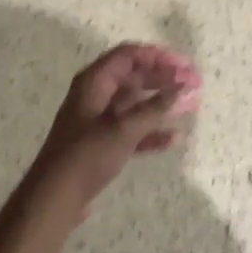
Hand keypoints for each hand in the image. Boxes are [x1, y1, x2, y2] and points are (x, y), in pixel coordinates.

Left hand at [28, 43, 201, 210]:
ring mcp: (98, 120)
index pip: (129, 55)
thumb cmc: (87, 155)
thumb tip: (184, 88)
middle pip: (133, 77)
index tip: (185, 68)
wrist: (56, 196)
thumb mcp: (124, 128)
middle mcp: (95, 95)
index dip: (158, 57)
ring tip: (190, 109)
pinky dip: (151, 131)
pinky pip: (131, 129)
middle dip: (164, 80)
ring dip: (161, 105)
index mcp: (94, 82)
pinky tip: (173, 140)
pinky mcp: (102, 143)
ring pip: (135, 104)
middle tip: (195, 86)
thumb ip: (156, 107)